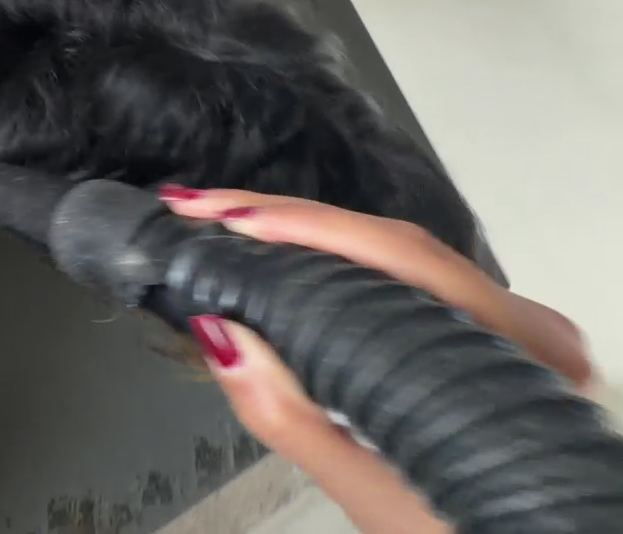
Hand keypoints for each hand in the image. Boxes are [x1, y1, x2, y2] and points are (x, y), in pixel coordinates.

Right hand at [160, 189, 598, 533]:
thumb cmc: (459, 530)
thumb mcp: (377, 497)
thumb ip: (298, 422)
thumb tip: (216, 333)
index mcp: (512, 351)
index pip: (401, 256)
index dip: (304, 226)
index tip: (224, 219)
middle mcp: (515, 320)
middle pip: (380, 238)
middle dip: (274, 213)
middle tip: (190, 206)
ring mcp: (491, 319)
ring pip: (376, 245)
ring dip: (285, 225)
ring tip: (208, 216)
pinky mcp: (460, 324)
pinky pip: (378, 265)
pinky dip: (309, 246)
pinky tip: (257, 240)